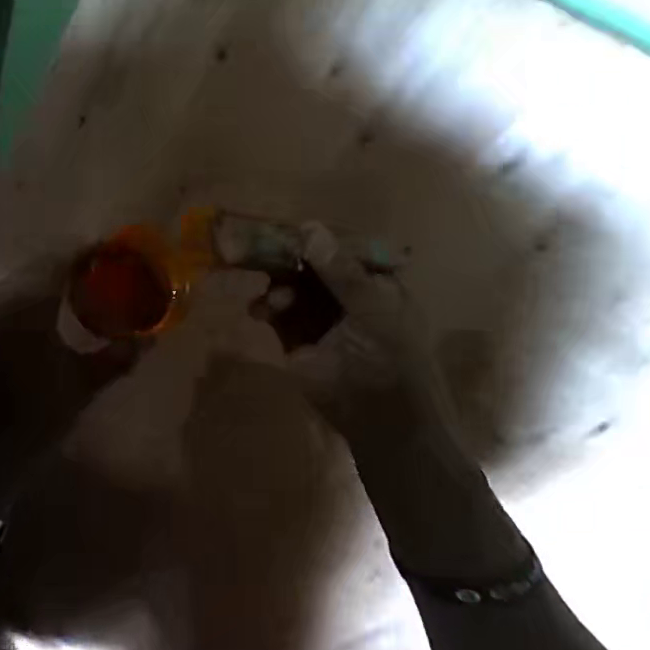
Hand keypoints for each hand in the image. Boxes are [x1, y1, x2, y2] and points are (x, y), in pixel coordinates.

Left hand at [0, 258, 145, 514]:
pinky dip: (30, 290)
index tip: (103, 250)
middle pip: (37, 269)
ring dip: (45, 274)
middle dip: (64, 262)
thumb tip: (150, 338)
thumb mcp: (86, 384)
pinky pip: (10, 295)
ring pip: (21, 280)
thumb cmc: (43, 412)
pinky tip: (47, 300)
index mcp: (32, 314)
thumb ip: (118, 357)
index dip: (80, 255)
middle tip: (93, 264)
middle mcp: (7, 307)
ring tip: (72, 278)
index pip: (56, 269)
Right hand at [254, 236, 526, 577]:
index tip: (289, 227)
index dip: (316, 236)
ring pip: (289, 283)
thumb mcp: (372, 308)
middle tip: (258, 247)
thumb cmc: (391, 359)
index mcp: (375, 282)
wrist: (383, 423)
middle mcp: (346, 293)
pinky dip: (265, 305)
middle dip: (285, 256)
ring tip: (274, 300)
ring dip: (276, 284)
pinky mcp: (297, 337)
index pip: (342, 247)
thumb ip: (340, 270)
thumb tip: (309, 227)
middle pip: (310, 262)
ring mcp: (320, 315)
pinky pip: (275, 309)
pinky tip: (260, 311)